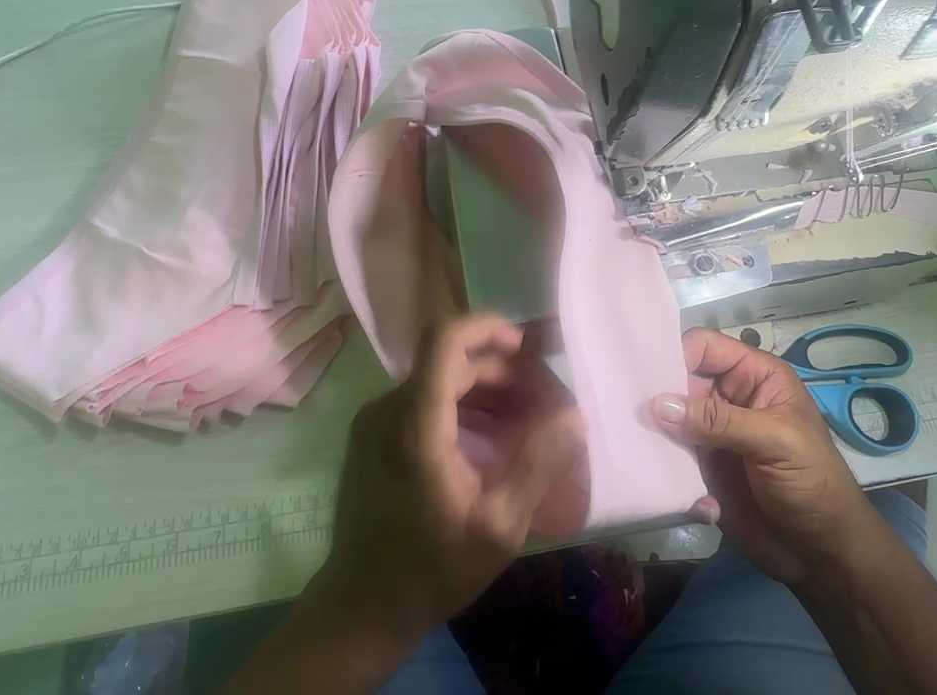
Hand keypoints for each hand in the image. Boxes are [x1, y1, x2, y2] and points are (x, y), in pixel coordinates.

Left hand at [312, 314, 583, 640]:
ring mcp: (375, 422)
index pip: (445, 340)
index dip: (487, 327)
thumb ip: (538, 465)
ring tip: (524, 421)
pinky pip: (422, 401)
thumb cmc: (431, 569)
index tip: (526, 346)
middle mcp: (388, 410)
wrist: (361, 607)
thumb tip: (575, 417)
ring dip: (483, 389)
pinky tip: (489, 440)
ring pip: (436, 380)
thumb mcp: (499, 528)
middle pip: (449, 361)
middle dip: (500, 370)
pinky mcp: (372, 437)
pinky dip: (460, 406)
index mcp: (416, 424)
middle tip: (542, 401)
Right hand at [652, 327, 865, 584]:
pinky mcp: (699, 466)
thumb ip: (720, 420)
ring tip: (630, 441)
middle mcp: (729, 397)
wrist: (822, 554)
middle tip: (624, 409)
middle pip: (679, 379)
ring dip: (652, 430)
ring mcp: (711, 433)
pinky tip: (647, 470)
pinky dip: (658, 460)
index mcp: (754, 376)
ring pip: (668, 416)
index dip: (676, 354)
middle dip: (654, 392)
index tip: (644, 377)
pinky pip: (668, 452)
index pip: (705, 347)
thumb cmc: (814, 485)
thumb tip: (659, 403)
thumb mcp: (776, 442)